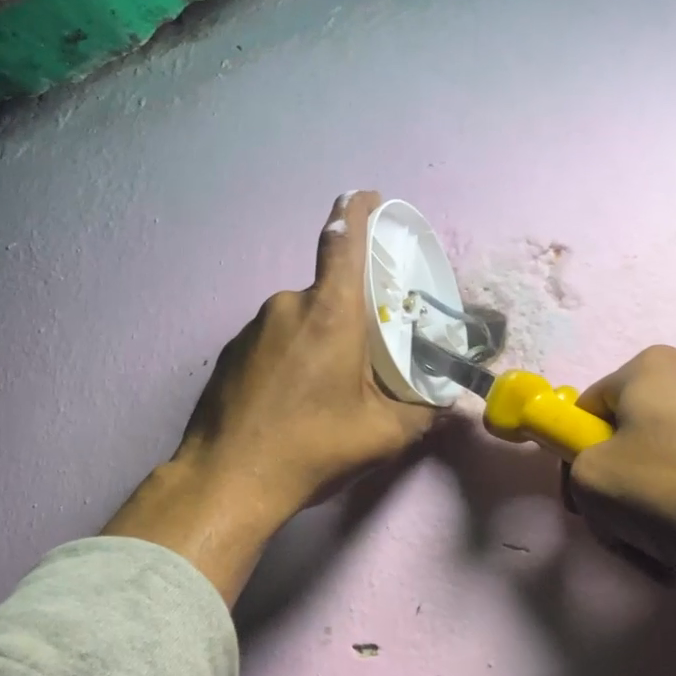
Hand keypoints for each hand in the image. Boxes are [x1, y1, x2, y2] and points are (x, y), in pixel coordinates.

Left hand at [103, 191, 434, 604]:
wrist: (227, 479)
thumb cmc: (312, 446)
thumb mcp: (382, 434)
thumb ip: (422, 411)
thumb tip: (448, 404)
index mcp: (330, 311)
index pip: (343, 239)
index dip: (357, 210)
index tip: (367, 195)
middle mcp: (288, 306)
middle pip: (328, 292)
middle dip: (350, 315)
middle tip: (364, 358)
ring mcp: (252, 327)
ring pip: (300, 320)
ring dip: (318, 340)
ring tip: (324, 391)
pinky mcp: (229, 352)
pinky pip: (272, 340)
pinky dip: (288, 358)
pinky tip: (289, 401)